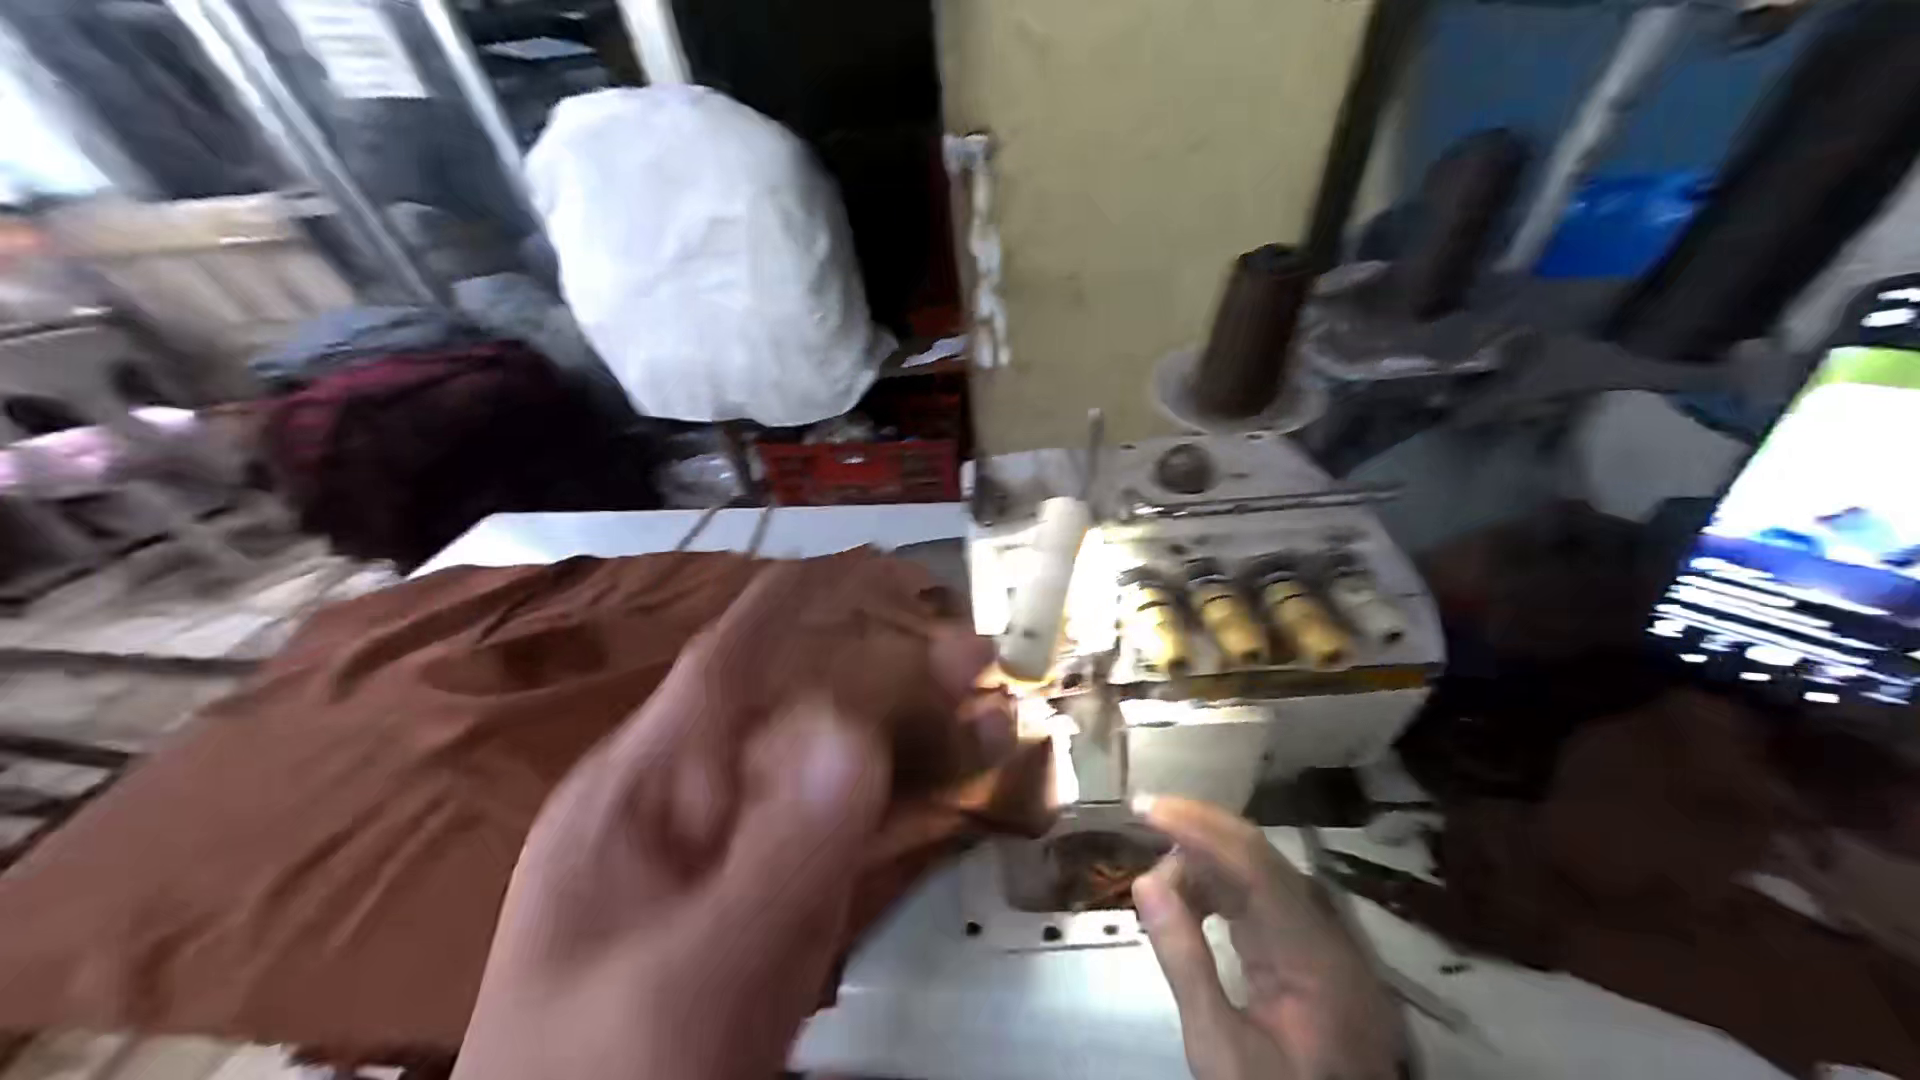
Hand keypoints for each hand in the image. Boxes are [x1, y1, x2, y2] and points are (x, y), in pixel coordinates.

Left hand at [452, 560, 1003, 1079]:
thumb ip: (776, 857)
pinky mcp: (786, 886)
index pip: (733, 659)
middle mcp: (699, 791)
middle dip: (889, 668)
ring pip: (840, 757)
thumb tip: (855, 731)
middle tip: (976, 654)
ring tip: (989, 703)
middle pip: (800, 701)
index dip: (808, 602)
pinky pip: (856, 821)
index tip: (890, 568)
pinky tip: (968, 770)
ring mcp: (748, 841)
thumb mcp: (681, 978)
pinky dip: (916, 792)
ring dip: (916, 725)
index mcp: (644, 783)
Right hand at [1132, 796, 1405, 1079]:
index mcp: (1313, 960)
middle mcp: (1325, 935)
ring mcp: (1320, 939)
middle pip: (1259, 856)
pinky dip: (1216, 884)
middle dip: (1198, 829)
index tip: (1149, 810)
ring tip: (1157, 877)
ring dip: (1203, 858)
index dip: (1200, 830)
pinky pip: (1258, 894)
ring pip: (1256, 868)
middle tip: (1143, 814)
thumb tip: (1146, 881)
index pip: (1255, 869)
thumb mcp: (1220, 1049)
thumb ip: (1185, 964)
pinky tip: (1186, 896)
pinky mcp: (1307, 946)